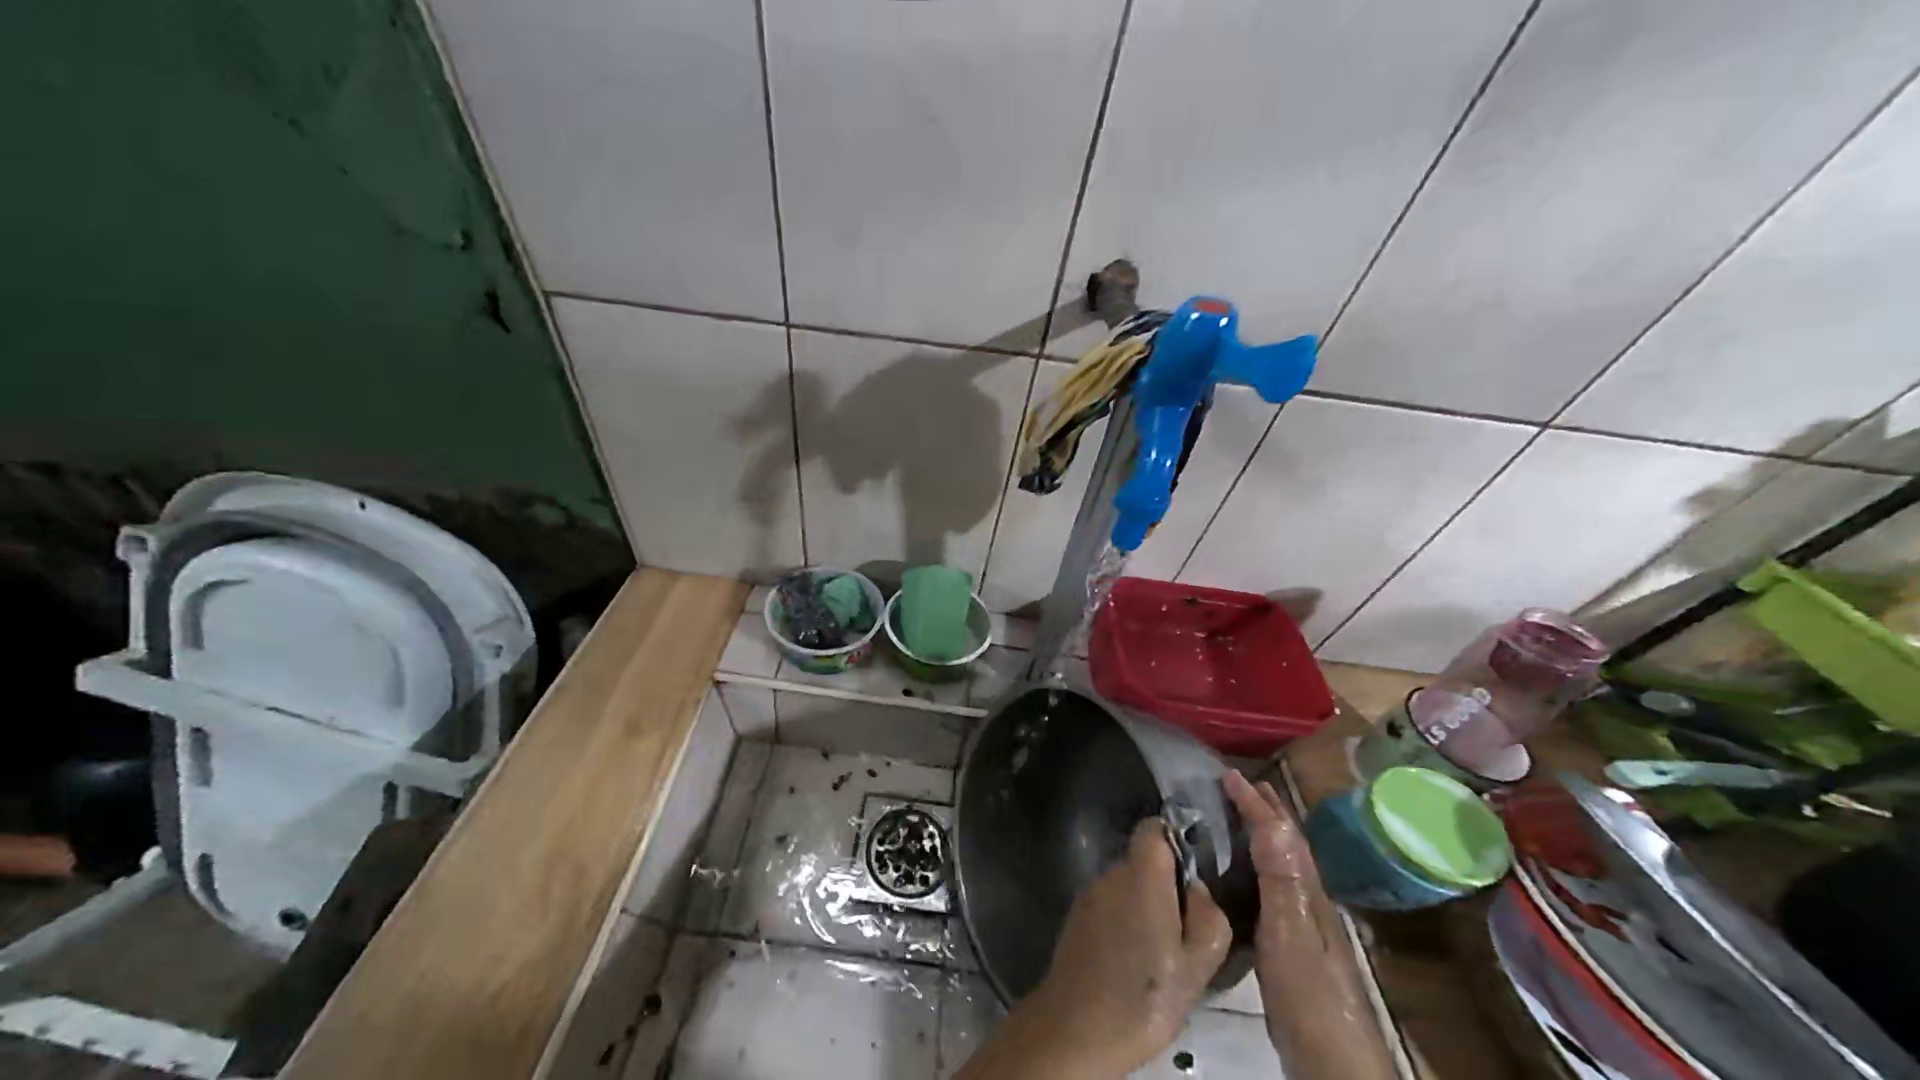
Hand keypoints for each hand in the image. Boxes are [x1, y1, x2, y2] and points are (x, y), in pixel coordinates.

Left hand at [954, 819, 1230, 1079]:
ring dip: (1145, 903)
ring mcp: (1090, 893)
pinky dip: (1124, 919)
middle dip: (1166, 881)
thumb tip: (1199, 888)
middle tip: (1186, 922)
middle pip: (1143, 859)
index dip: (1176, 839)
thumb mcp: (1198, 964)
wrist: (1076, 1026)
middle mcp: (1111, 873)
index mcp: (1142, 874)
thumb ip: (1209, 916)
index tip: (1195, 869)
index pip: (1154, 827)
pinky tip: (1134, 956)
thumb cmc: (1144, 995)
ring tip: (1161, 947)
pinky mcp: (1077, 915)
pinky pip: (1110, 903)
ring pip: (1126, 883)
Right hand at [1224, 769, 1396, 1079]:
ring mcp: (1305, 926)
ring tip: (1240, 817)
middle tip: (1238, 784)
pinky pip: (1274, 887)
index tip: (1227, 774)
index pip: (1280, 835)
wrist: (1335, 1064)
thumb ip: (1280, 881)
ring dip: (1262, 834)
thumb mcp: (1289, 936)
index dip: (1255, 803)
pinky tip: (1246, 878)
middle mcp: (1310, 902)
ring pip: (1282, 864)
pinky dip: (1258, 866)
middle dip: (1266, 810)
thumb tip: (1271, 822)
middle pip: (1288, 845)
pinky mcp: (1293, 947)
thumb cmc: (1309, 998)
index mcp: (1307, 894)